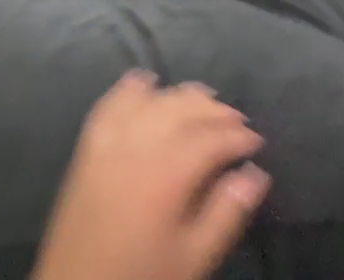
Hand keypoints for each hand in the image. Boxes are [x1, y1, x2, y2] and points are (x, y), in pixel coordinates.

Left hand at [32, 71, 271, 279]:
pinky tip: (147, 83)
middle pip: (181, 110)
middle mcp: (137, 147)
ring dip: (180, 95)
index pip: (210, 139)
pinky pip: (111, 104)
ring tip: (204, 99)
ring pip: (150, 101)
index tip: (256, 141)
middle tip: (237, 120)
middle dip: (214, 110)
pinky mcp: (87, 148)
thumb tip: (255, 174)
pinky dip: (132, 89)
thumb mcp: (193, 258)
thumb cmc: (142, 277)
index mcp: (167, 175)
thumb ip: (226, 213)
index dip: (238, 136)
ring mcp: (108, 143)